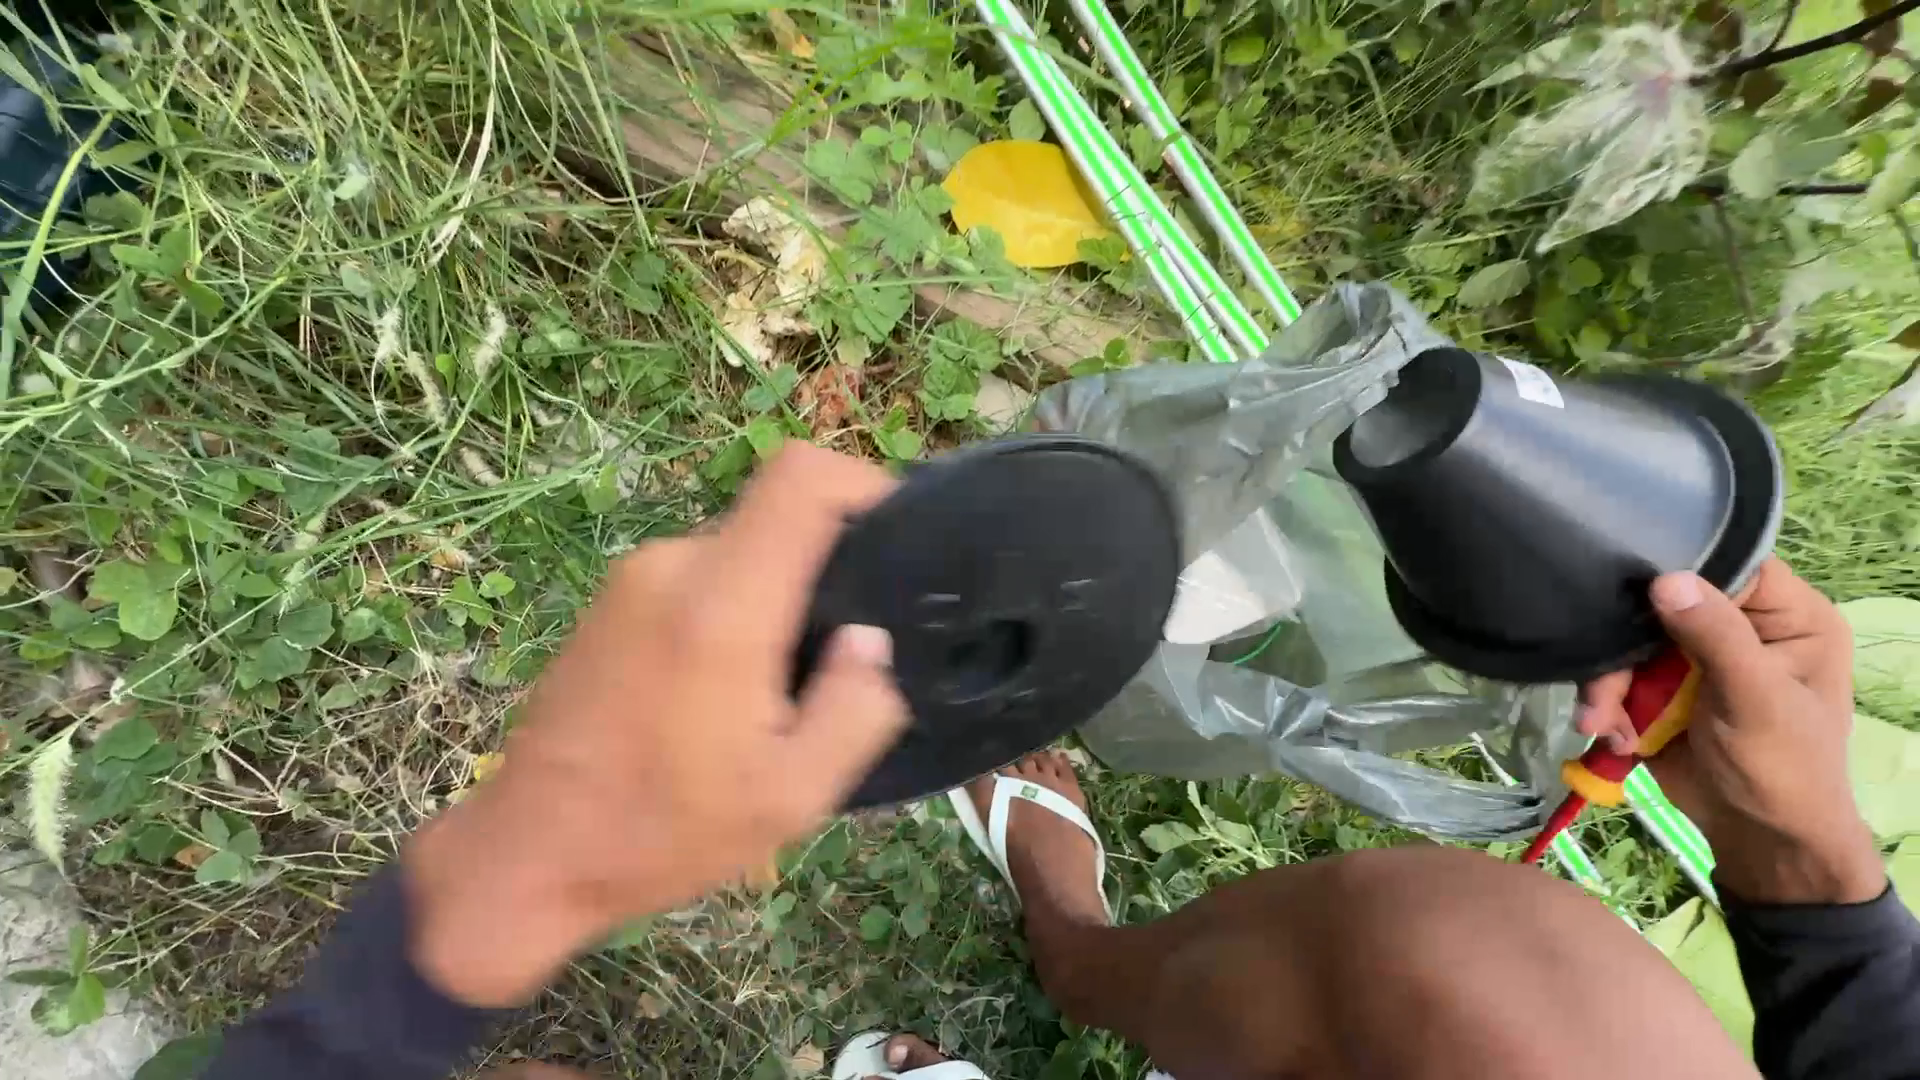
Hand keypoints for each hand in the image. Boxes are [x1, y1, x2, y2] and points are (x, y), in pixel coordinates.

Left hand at [404, 444, 909, 1004]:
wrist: (526, 857)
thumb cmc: (664, 832)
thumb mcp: (793, 796)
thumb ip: (856, 708)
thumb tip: (869, 638)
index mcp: (722, 605)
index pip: (799, 479)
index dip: (862, 481)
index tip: (899, 533)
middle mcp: (673, 567)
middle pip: (778, 516)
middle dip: (829, 565)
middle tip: (846, 647)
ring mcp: (635, 577)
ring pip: (745, 548)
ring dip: (783, 592)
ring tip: (787, 678)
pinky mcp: (614, 597)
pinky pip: (705, 572)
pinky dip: (741, 602)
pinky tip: (730, 682)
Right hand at [1579, 558, 1882, 905]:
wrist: (1750, 831)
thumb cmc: (1781, 768)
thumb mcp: (1755, 700)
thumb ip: (1715, 638)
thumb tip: (1667, 579)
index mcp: (1784, 620)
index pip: (1728, 565)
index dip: (1680, 569)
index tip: (1631, 587)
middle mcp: (1735, 627)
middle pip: (1655, 605)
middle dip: (1622, 651)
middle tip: (1605, 690)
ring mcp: (1689, 655)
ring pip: (1623, 641)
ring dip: (1605, 686)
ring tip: (1603, 724)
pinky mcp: (1654, 680)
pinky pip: (1611, 672)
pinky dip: (1603, 703)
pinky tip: (1609, 732)